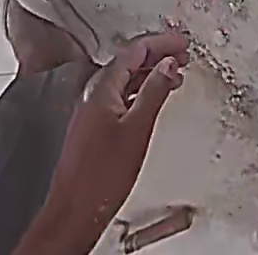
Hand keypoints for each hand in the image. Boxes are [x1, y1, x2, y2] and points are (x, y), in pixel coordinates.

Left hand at [37, 32, 188, 244]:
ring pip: (128, 77)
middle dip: (159, 54)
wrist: (74, 214)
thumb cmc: (100, 177)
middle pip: (131, 61)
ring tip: (176, 72)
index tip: (182, 43)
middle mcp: (95, 94)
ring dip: (153, 72)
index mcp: (102, 87)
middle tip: (183, 54)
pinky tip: (155, 97)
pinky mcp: (96, 125)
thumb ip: (155, 90)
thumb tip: (169, 63)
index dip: (162, 43)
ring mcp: (94, 109)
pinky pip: (124, 94)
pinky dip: (143, 89)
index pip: (135, 50)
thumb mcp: (137, 127)